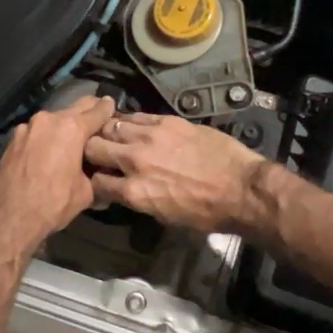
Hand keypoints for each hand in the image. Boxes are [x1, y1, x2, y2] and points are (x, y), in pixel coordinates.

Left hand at [0, 95, 114, 252]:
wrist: (8, 217)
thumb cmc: (53, 204)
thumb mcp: (85, 193)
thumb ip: (95, 173)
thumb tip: (103, 174)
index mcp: (71, 128)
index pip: (97, 110)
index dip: (108, 108)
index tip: (113, 105)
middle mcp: (49, 119)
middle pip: (75, 108)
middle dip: (87, 112)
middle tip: (97, 120)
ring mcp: (28, 126)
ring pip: (53, 120)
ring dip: (64, 126)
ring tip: (71, 141)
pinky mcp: (13, 138)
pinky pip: (36, 131)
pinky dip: (46, 137)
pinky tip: (48, 152)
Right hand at [86, 113, 272, 233]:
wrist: (241, 188)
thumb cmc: (206, 212)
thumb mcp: (164, 216)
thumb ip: (136, 198)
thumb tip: (122, 188)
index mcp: (133, 191)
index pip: (95, 182)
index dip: (94, 181)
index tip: (98, 179)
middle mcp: (133, 160)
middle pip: (93, 147)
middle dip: (92, 152)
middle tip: (100, 154)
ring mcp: (148, 136)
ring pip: (110, 125)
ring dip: (109, 132)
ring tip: (114, 136)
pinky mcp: (165, 120)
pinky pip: (135, 116)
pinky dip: (129, 122)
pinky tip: (133, 127)